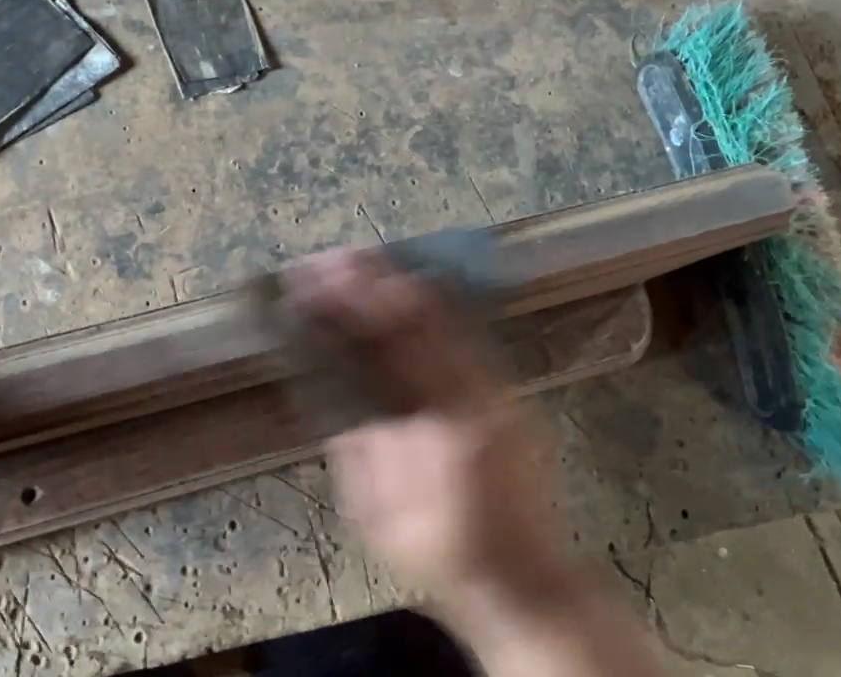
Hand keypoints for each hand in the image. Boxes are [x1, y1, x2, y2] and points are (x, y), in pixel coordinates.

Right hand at [289, 251, 664, 676]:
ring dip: (402, 284)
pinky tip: (415, 283)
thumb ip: (357, 454)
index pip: (382, 350)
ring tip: (367, 258)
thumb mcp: (382, 520)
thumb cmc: (444, 558)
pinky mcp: (510, 394)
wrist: (526, 582)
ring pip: (448, 320)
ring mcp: (498, 393)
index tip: (314, 282)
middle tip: (331, 258)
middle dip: (369, 284)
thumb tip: (331, 392)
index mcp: (435, 432)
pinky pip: (470, 335)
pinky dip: (437, 304)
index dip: (346, 310)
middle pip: (415, 323)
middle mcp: (472, 401)